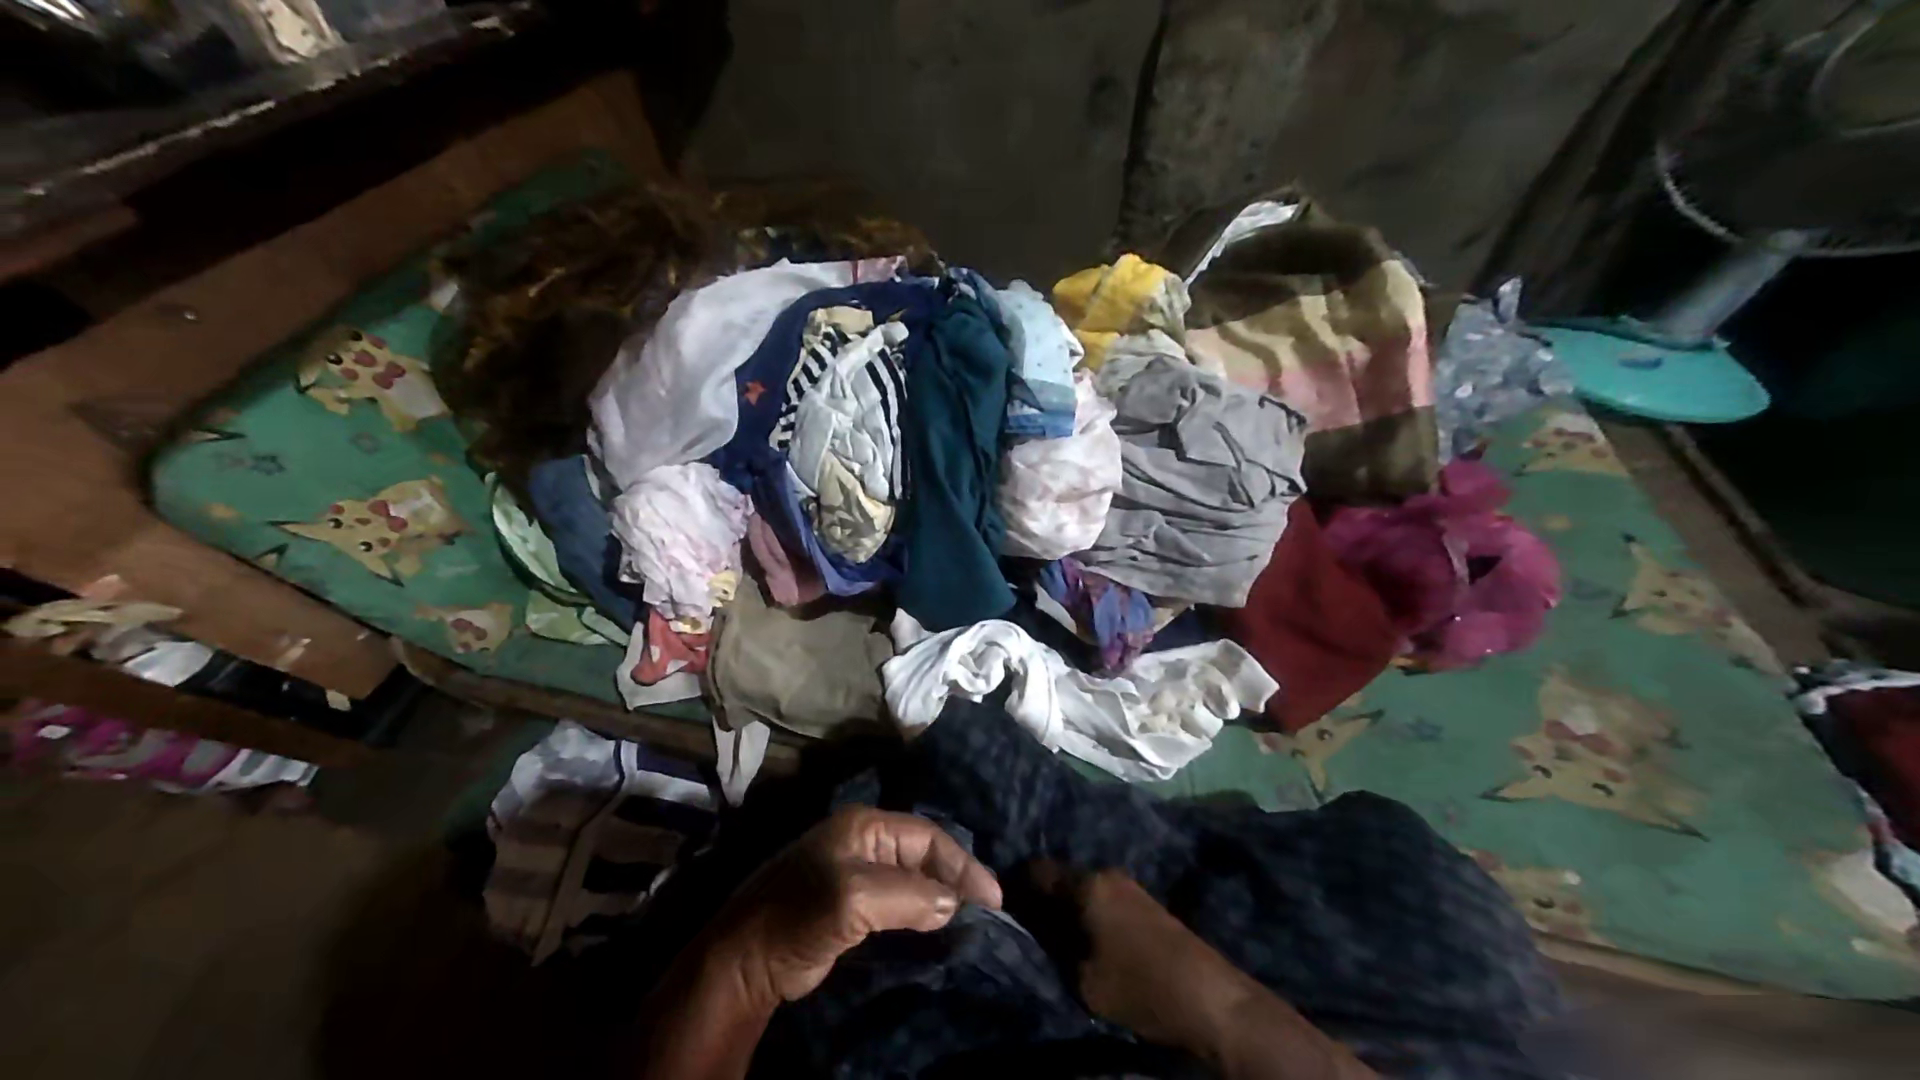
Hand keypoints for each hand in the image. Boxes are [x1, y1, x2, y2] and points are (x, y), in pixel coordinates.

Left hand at [708, 807, 1003, 1008]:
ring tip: (970, 921)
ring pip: (912, 878)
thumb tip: (953, 903)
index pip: (927, 836)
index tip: (993, 898)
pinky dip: (921, 912)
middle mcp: (862, 842)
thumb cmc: (798, 915)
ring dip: (940, 897)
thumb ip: (909, 896)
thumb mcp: (854, 898)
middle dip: (955, 879)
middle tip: (987, 911)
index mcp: (864, 826)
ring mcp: (854, 872)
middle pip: (922, 854)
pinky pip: (898, 901)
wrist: (745, 959)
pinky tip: (937, 930)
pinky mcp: (849, 904)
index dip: (962, 864)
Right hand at [1028, 863, 1253, 1048]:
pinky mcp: (1143, 902)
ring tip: (1051, 934)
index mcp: (1086, 884)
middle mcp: (1105, 873)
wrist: (1212, 1000)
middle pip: (1059, 876)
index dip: (1013, 885)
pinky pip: (1100, 897)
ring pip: (1080, 887)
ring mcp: (1128, 885)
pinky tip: (1082, 936)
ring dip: (1064, 906)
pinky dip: (1084, 912)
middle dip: (1040, 897)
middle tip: (1024, 925)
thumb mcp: (1082, 978)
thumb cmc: (1141, 987)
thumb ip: (1051, 945)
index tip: (1000, 906)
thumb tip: (1028, 924)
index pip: (1035, 869)